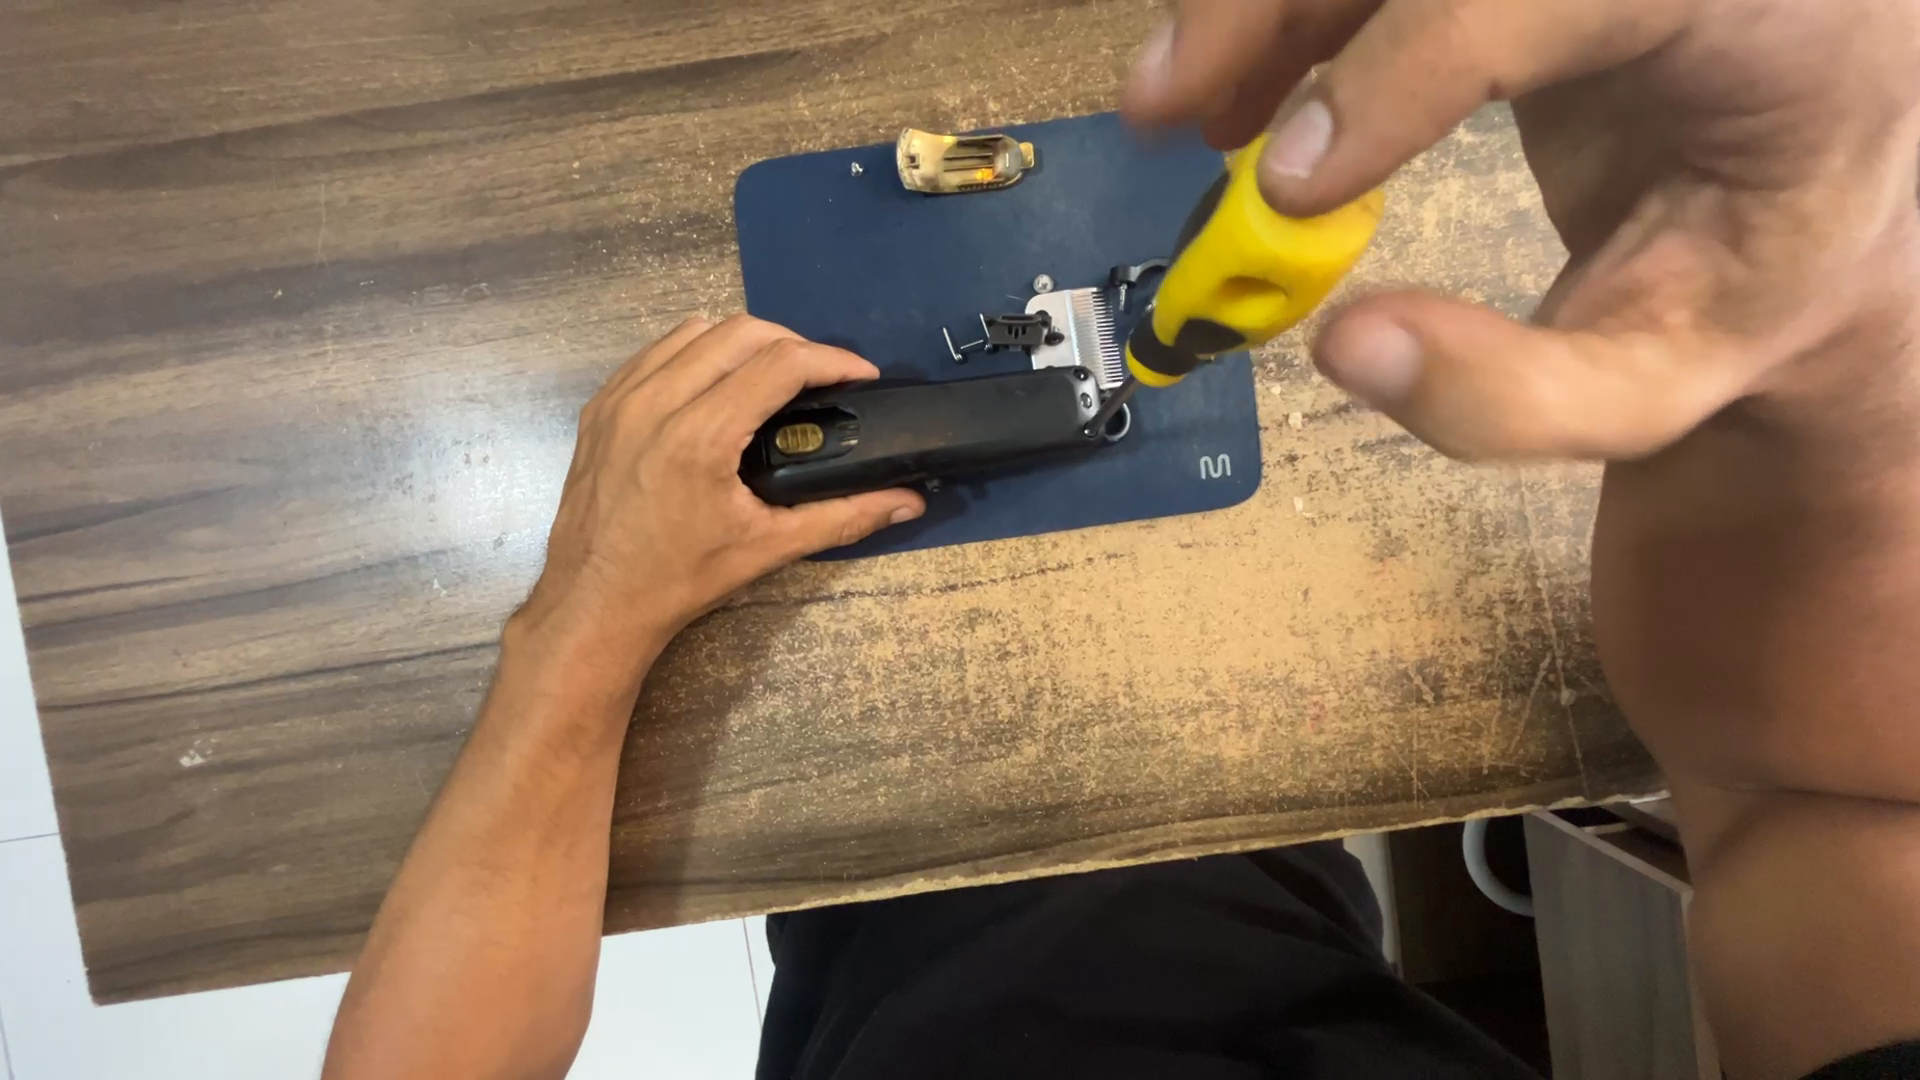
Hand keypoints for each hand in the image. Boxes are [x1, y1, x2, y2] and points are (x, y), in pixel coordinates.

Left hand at [514, 316, 923, 678]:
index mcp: (700, 436)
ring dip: (747, 341)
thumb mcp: (770, 548)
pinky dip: (700, 351)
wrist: (594, 603)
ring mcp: (621, 397)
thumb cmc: (683, 580)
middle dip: (795, 343)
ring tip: (775, 376)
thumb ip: (845, 517)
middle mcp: (656, 401)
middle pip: (741, 331)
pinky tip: (720, 384)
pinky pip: (659, 350)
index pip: (780, 363)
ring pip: (696, 330)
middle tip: (824, 378)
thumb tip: (909, 503)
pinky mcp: (601, 404)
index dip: (832, 360)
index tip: (862, 375)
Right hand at [1123, 0, 1919, 460]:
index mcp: (1776, 13)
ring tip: (1173, 108)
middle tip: (1159, 103)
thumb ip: (1505, 396)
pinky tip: (1237, 98)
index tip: (1283, 189)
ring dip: (1254, 1)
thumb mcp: (1634, 390)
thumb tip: (1342, 346)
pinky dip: (1281, 15)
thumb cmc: (1713, 300)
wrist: (1780, 202)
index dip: (1405, 64)